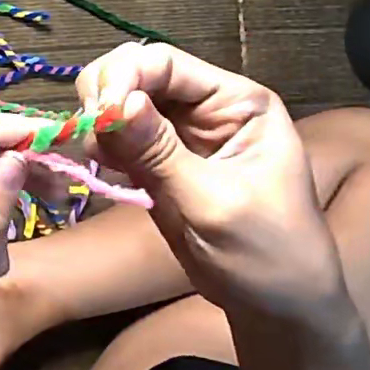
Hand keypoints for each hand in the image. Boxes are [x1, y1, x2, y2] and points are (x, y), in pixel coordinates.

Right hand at [78, 43, 348, 328]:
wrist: (275, 307)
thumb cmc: (266, 255)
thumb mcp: (215, 204)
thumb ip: (161, 154)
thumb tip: (116, 105)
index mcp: (236, 101)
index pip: (166, 62)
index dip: (125, 77)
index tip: (99, 116)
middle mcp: (205, 105)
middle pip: (136, 70)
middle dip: (106, 95)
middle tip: (94, 137)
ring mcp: (180, 131)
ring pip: (119, 99)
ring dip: (99, 120)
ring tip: (102, 160)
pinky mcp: (157, 157)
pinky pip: (117, 133)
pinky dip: (100, 144)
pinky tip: (107, 170)